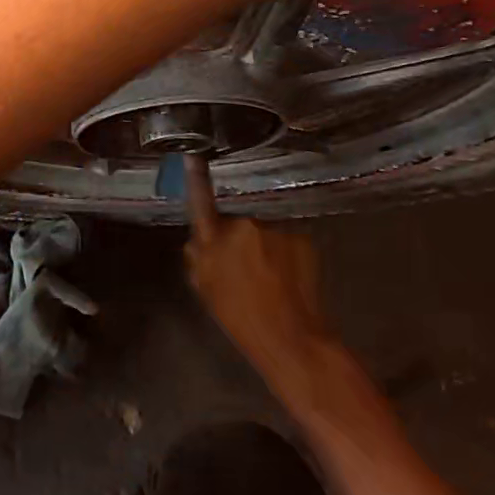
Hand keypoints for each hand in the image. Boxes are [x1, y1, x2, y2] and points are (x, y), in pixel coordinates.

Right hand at [184, 157, 328, 378]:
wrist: (292, 338)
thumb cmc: (240, 317)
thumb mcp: (205, 288)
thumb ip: (196, 256)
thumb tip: (196, 238)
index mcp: (215, 238)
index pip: (201, 201)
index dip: (195, 177)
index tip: (193, 156)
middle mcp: (245, 224)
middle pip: (237, 220)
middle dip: (239, 235)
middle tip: (244, 264)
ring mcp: (276, 228)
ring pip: (263, 228)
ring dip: (263, 242)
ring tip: (269, 274)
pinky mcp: (301, 236)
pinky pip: (285, 236)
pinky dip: (285, 250)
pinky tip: (287, 275)